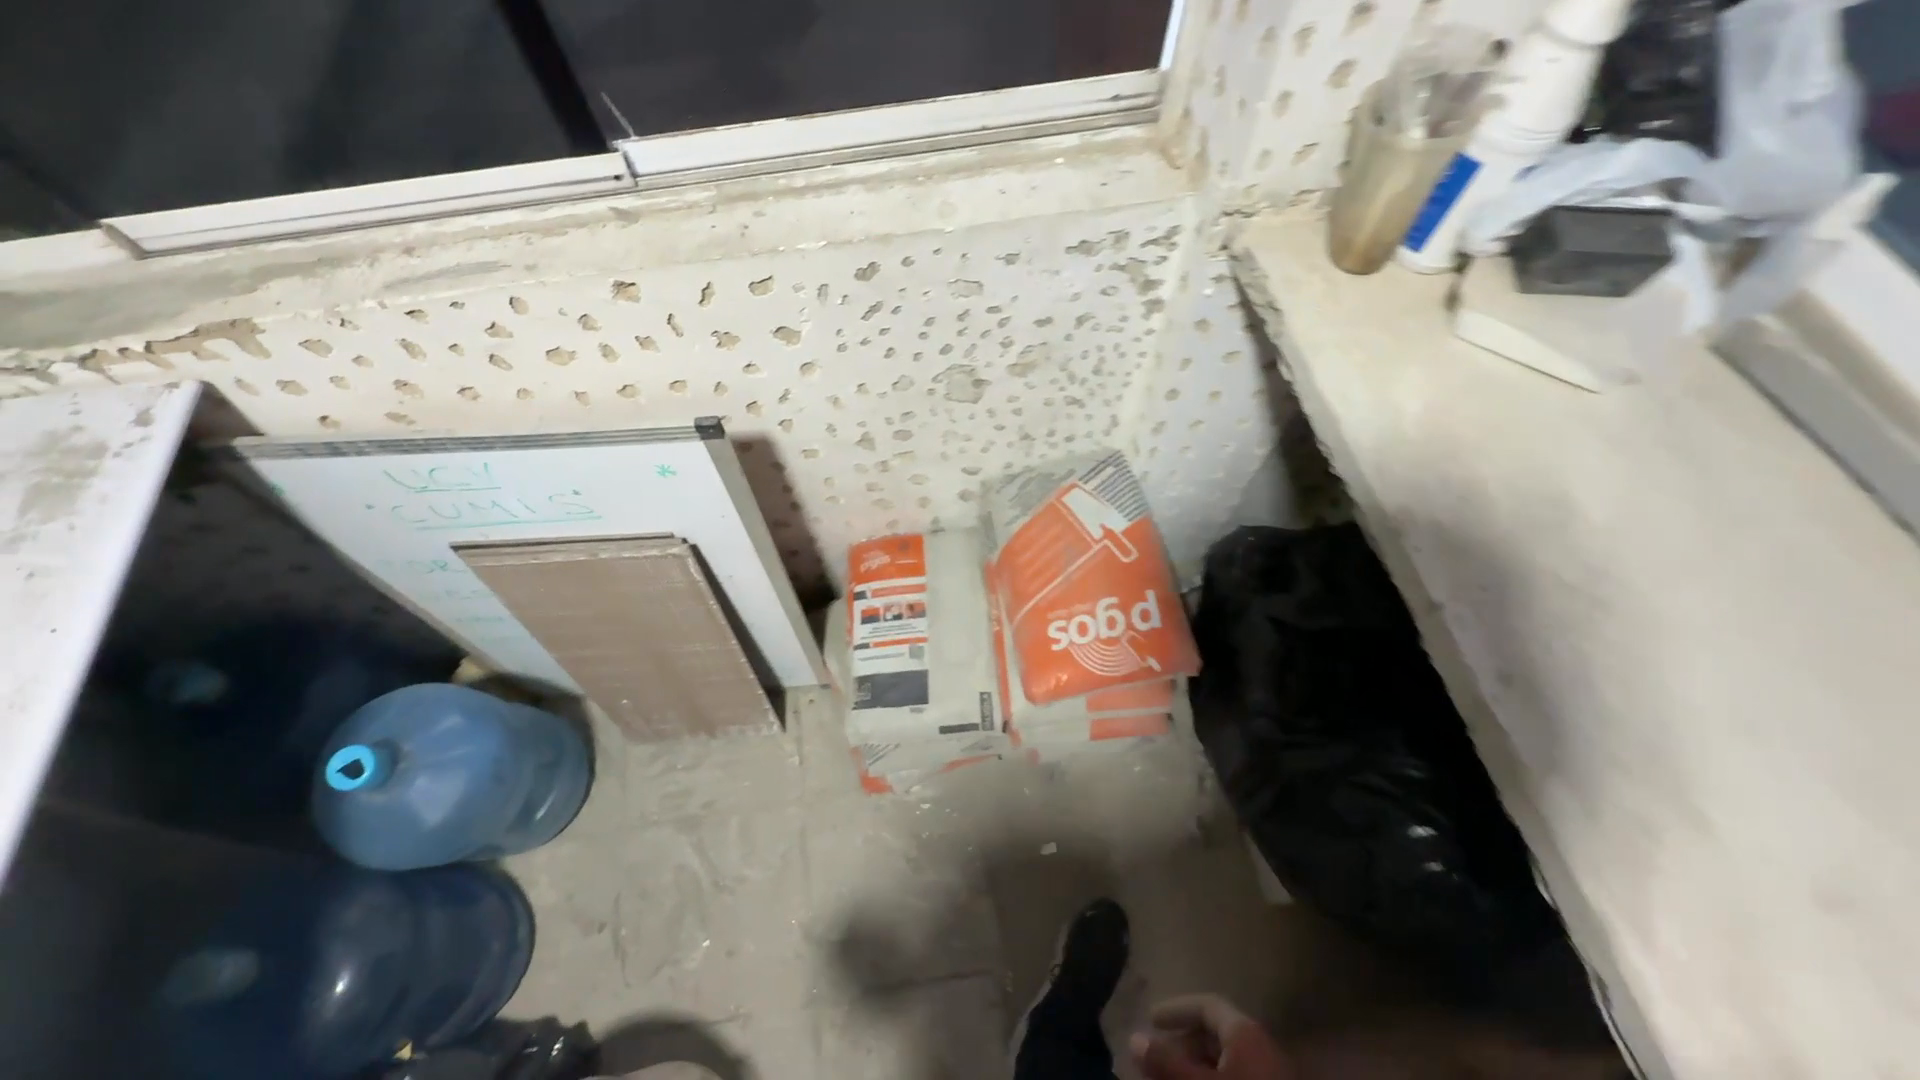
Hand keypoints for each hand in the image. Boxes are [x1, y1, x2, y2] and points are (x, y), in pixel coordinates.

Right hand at [1131, 995, 1289, 1079]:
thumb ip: (1166, 1063)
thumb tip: (1135, 1038)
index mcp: (1245, 1033)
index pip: (1207, 1005)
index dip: (1176, 1009)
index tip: (1150, 1021)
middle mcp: (1262, 1047)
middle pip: (1215, 1035)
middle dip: (1182, 1046)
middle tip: (1156, 1062)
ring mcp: (1271, 1074)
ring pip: (1225, 1061)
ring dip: (1195, 1068)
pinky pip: (1238, 1078)